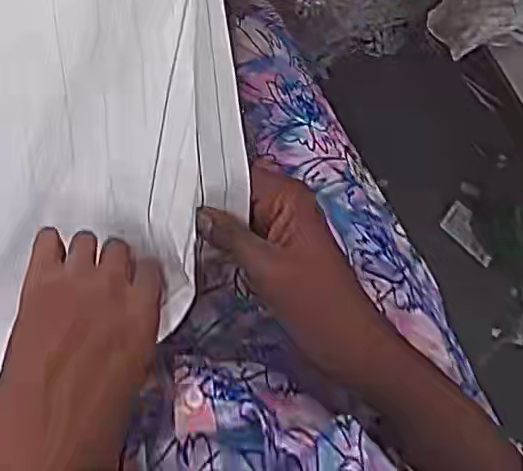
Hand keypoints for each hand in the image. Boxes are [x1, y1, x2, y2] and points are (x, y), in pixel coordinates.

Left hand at [0, 228, 163, 470]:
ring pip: (86, 239)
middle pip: (118, 248)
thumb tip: (131, 347)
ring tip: (75, 272)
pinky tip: (48, 259)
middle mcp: (112, 288)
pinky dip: (48, 247)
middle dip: (111, 263)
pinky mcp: (40, 280)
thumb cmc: (83, 427)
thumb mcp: (132, 386)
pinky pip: (47, 240)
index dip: (141, 277)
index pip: (151, 269)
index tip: (135, 282)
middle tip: (102, 282)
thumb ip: (135, 347)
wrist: (35, 435)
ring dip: (82, 255)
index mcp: (141, 314)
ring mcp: (75, 280)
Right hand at [203, 170, 522, 470]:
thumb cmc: (318, 307)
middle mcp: (286, 204)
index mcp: (289, 196)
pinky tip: (201, 249)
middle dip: (208, 203)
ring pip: (239, 216)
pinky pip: (246, 236)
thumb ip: (231, 237)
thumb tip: (200, 213)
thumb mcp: (267, 270)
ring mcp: (283, 227)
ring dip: (216, 225)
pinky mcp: (278, 250)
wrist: (353, 349)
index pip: (239, 173)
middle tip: (169, 210)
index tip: (173, 186)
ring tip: (178, 228)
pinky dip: (227, 243)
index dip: (207, 180)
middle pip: (237, 192)